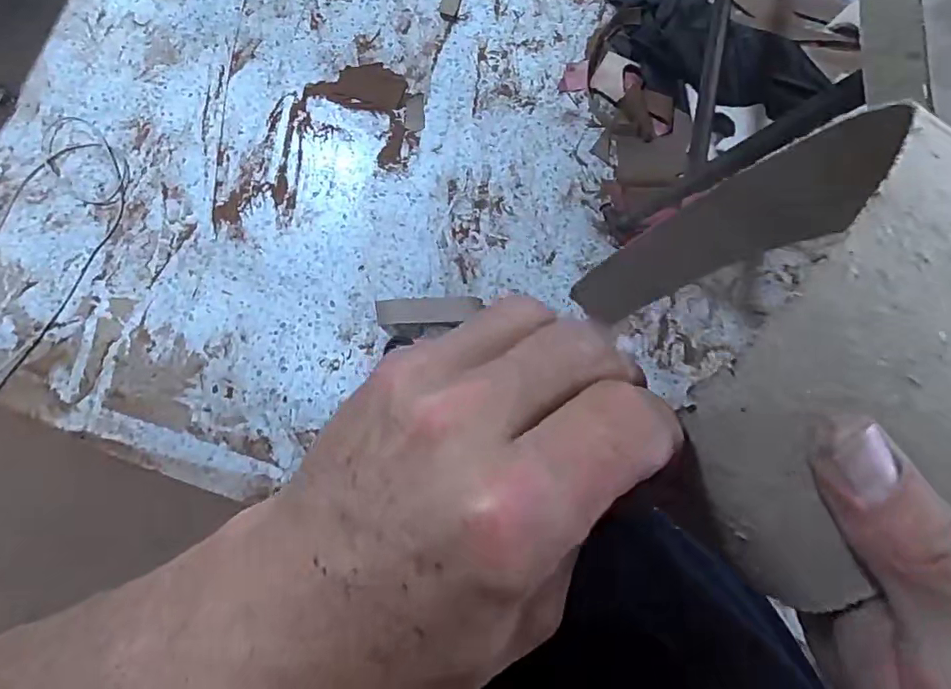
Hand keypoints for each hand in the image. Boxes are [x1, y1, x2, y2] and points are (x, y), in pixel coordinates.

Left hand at [0, 297, 683, 688]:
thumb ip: (583, 522)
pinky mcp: (397, 361)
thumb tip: (612, 451)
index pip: (627, 418)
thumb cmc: (412, 636)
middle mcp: (469, 425)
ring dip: (568, 347)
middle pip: (587, 348)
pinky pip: (485, 319)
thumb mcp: (528, 617)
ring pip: (537, 314)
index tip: (651, 445)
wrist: (293, 600)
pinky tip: (506, 380)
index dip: (657, 429)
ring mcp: (425, 380)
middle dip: (620, 377)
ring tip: (561, 386)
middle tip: (612, 410)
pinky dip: (516, 342)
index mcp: (514, 510)